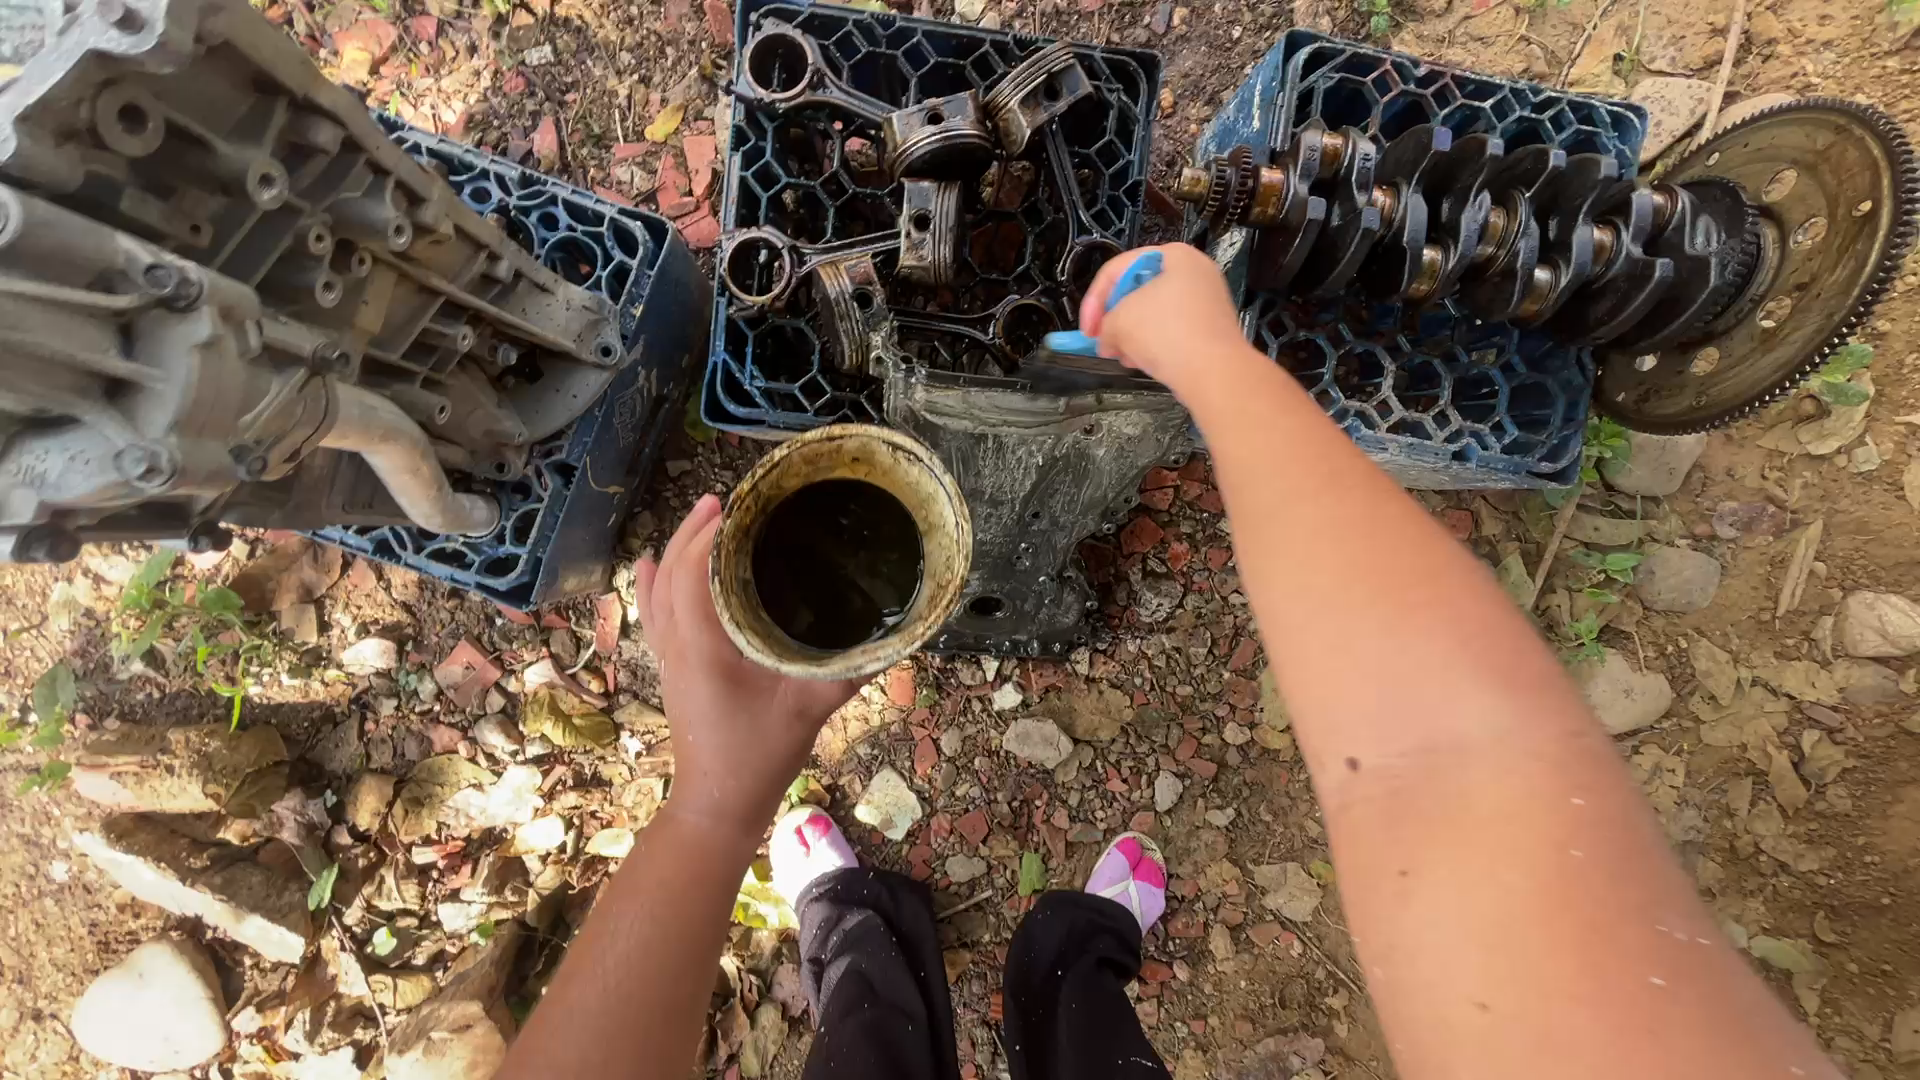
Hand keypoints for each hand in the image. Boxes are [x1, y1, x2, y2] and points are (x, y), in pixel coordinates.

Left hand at [634, 494, 861, 842]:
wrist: (718, 804)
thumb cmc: (759, 755)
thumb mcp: (810, 709)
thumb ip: (850, 670)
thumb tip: (896, 636)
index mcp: (706, 648)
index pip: (696, 576)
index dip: (712, 537)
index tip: (741, 508)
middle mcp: (678, 644)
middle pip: (672, 574)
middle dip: (694, 532)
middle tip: (724, 500)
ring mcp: (668, 656)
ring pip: (659, 590)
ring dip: (676, 550)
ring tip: (700, 516)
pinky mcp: (670, 667)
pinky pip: (653, 614)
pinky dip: (650, 584)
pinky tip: (647, 563)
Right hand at [1077, 243, 1265, 400]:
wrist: (1214, 372)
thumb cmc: (1167, 334)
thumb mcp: (1119, 322)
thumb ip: (1104, 324)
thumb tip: (1106, 337)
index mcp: (1174, 255)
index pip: (1118, 269)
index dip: (1094, 299)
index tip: (1086, 329)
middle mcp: (1194, 272)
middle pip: (1137, 290)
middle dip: (1114, 318)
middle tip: (1101, 341)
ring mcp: (1205, 301)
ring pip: (1153, 313)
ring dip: (1131, 335)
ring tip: (1121, 355)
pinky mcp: (1209, 329)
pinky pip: (1171, 330)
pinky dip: (1152, 344)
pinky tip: (1142, 362)